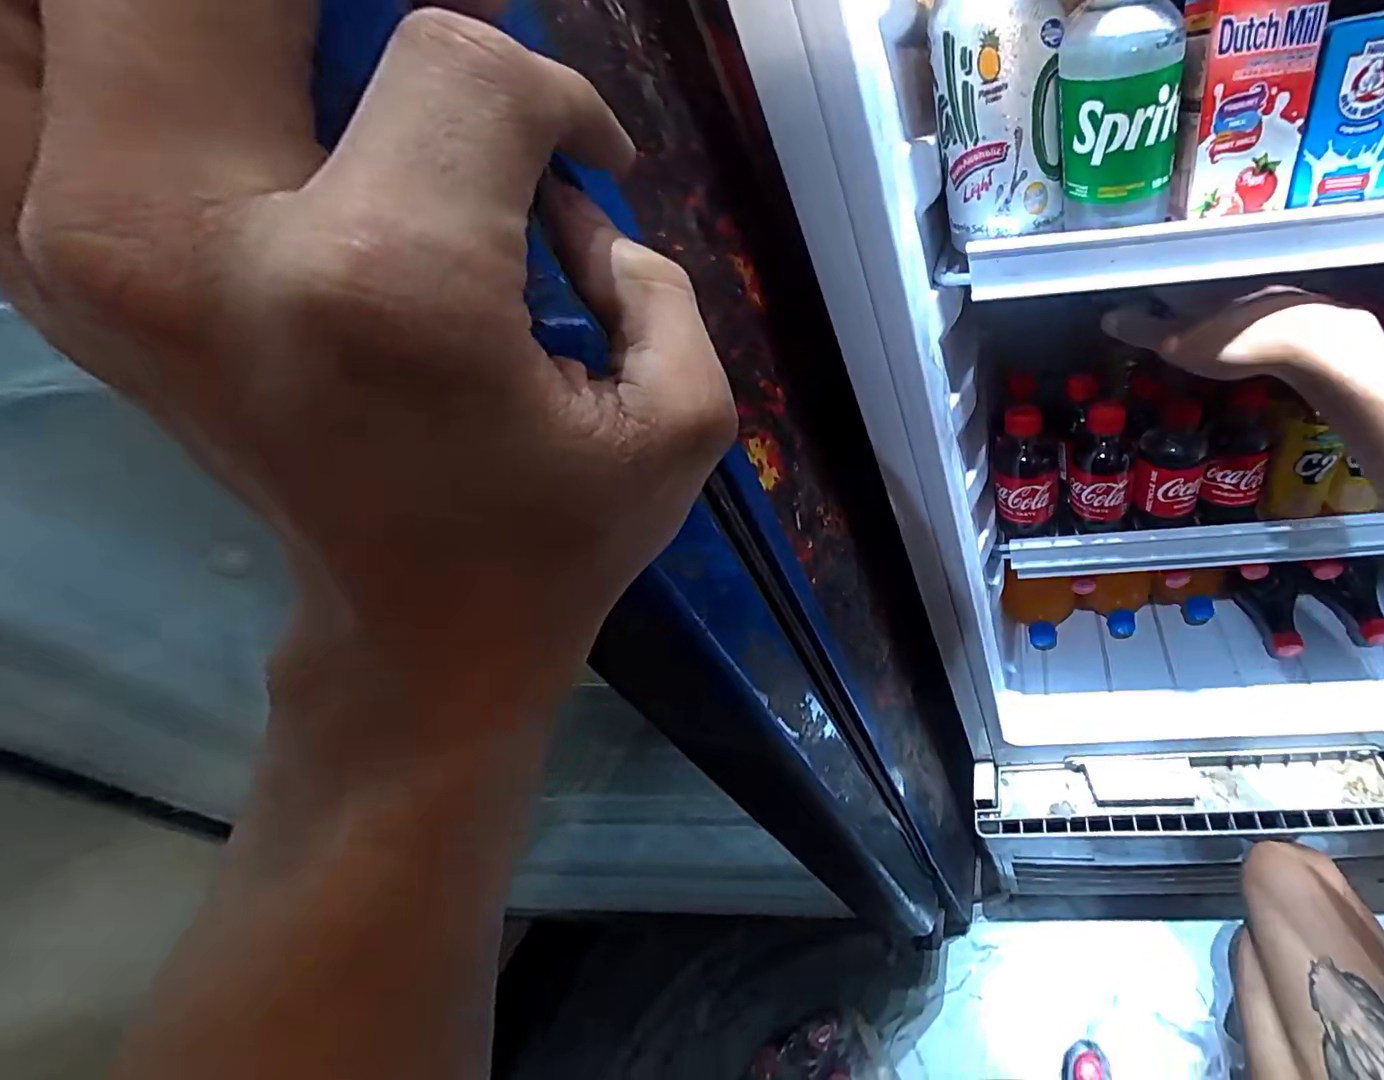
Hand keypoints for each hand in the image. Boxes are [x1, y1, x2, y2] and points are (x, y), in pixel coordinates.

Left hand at [0, 5, 735, 711]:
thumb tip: (567, 201)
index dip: (559, 93)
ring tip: (364, 101)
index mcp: (396, 290)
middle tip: (465, 76)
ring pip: (80, 4)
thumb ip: (656, 281)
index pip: (463, 73)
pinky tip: (263, 123)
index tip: (598, 159)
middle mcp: (195, 234)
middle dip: (381, 6)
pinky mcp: (43, 256)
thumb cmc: (574, 532)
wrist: (434, 627)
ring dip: (250, 29)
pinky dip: (144, 61)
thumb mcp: (685, 420)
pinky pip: (28, 66)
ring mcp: (76, 237)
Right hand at [1150, 286, 1383, 381]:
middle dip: (1181, 292)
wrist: (1312, 343)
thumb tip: (1106, 317)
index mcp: (1197, 284)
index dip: (1148, 286)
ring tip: (1203, 316)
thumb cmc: (1235, 342)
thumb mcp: (1178, 343)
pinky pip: (1255, 303)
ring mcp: (1263, 287)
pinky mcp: (1291, 303)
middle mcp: (1228, 277)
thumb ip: (1143, 330)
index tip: (1134, 292)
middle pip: (1197, 282)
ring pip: (1229, 290)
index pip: (1164, 279)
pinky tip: (1244, 325)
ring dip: (1214, 300)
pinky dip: (1243, 312)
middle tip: (1167, 303)